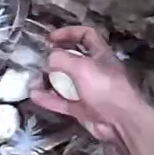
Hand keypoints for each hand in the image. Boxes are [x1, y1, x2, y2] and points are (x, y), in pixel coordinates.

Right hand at [30, 25, 153, 154]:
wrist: (121, 122)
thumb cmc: (106, 89)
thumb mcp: (83, 67)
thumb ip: (62, 59)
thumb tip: (47, 59)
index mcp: (100, 55)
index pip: (86, 36)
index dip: (69, 33)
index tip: (50, 38)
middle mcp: (94, 71)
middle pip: (73, 59)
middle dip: (55, 58)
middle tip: (39, 59)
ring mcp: (88, 90)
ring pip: (65, 82)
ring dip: (48, 80)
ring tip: (33, 79)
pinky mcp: (82, 108)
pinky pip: (61, 101)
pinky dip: (48, 99)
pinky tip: (35, 96)